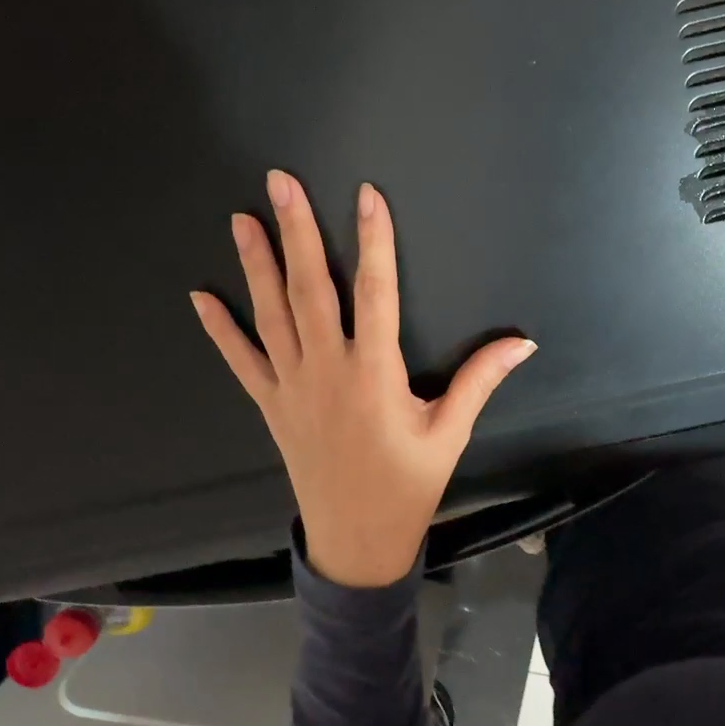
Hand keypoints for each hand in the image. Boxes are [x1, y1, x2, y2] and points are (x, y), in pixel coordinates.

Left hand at [189, 170, 537, 586]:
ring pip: (271, 314)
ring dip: (256, 264)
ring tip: (242, 217)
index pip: (376, 291)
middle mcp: (327, 371)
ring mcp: (292, 387)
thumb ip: (481, 380)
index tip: (366, 195)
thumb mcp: (451, 432)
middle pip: (310, 288)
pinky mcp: (271, 405)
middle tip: (280, 182)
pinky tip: (200, 296)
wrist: (357, 543)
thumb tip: (524, 342)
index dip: (374, 240)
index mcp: (375, 374)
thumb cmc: (409, 485)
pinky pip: (241, 361)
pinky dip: (220, 329)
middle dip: (297, 231)